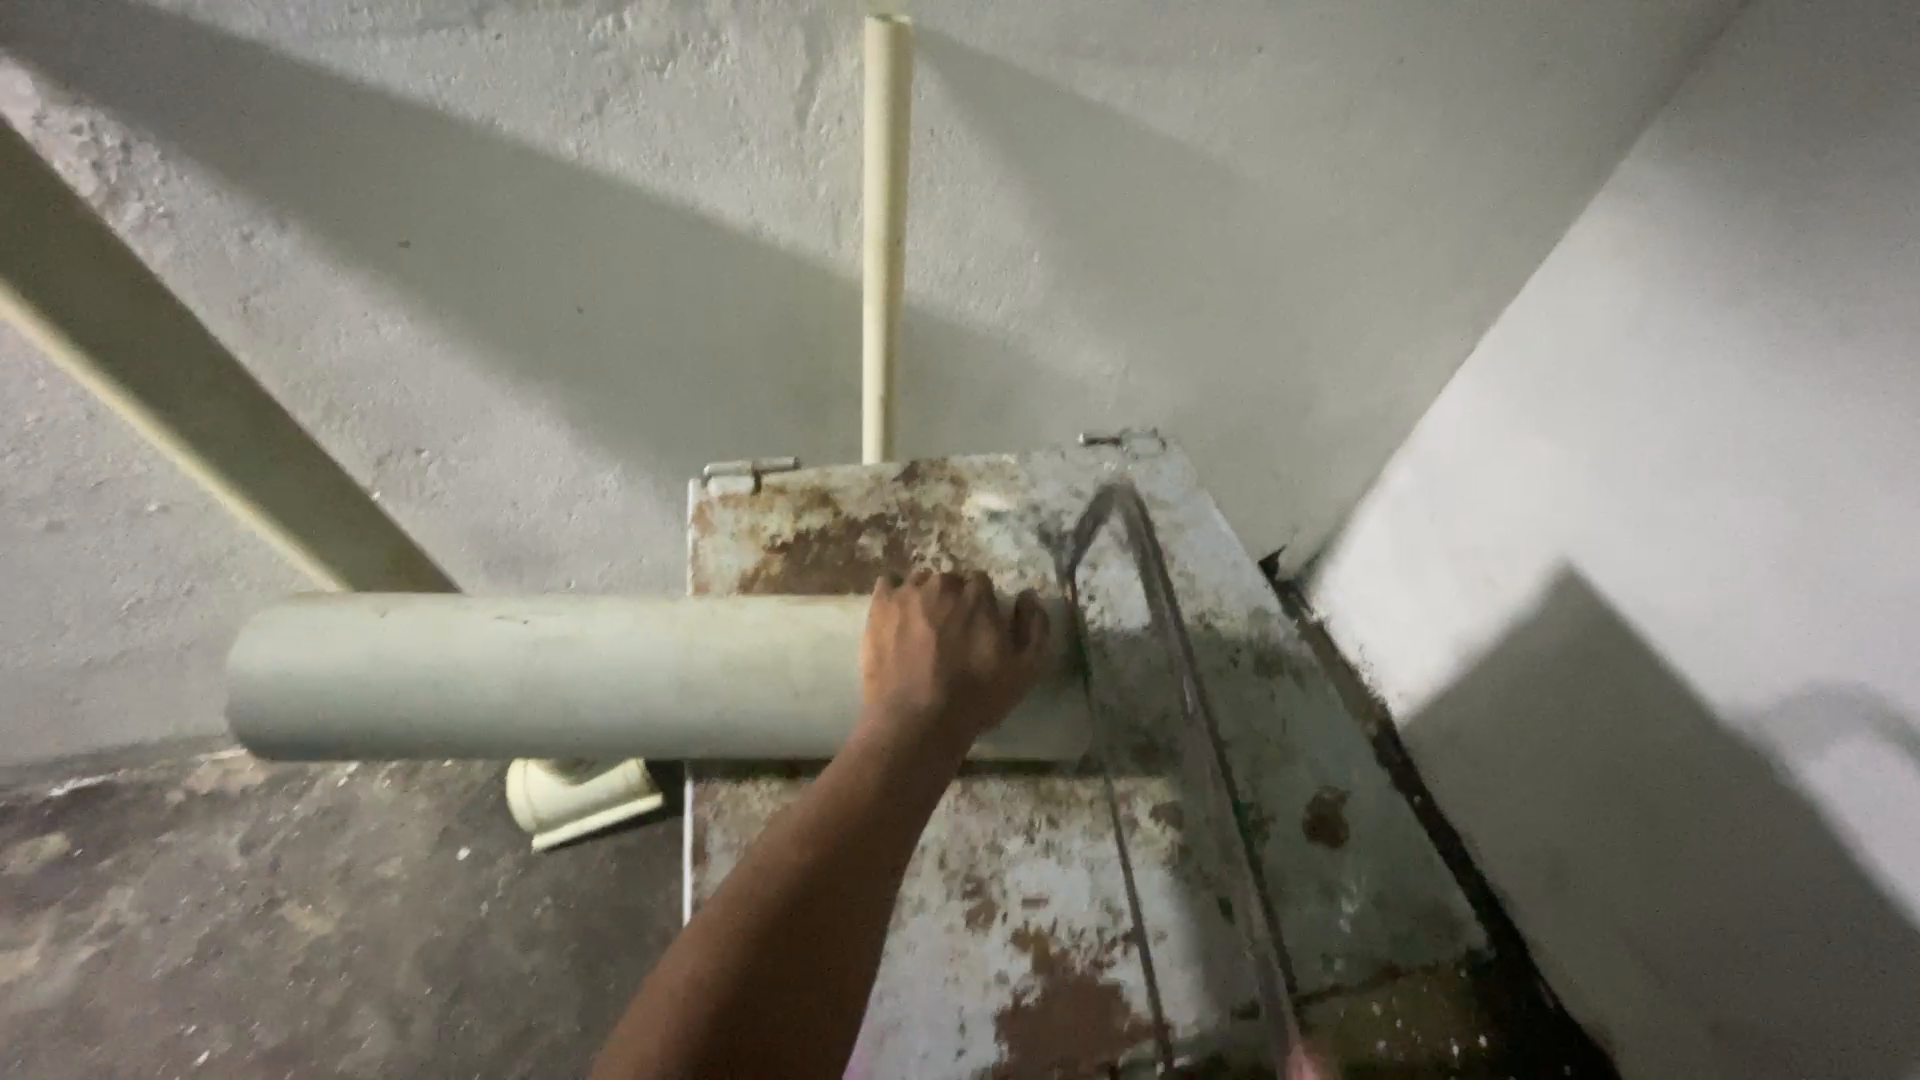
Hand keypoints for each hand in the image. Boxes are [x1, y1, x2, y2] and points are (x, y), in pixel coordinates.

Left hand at [858, 569, 1050, 752]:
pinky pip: (888, 583)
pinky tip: (896, 616)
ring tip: (921, 629)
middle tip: (949, 633)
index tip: (975, 629)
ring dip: (924, 597)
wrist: (916, 721)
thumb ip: (1034, 626)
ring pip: (921, 582)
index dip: (980, 606)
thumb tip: (1027, 595)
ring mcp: (908, 592)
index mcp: (978, 596)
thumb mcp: (1026, 670)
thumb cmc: (976, 698)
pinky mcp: (880, 605)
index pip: (981, 584)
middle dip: (952, 601)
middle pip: (951, 582)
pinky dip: (894, 594)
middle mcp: (944, 585)